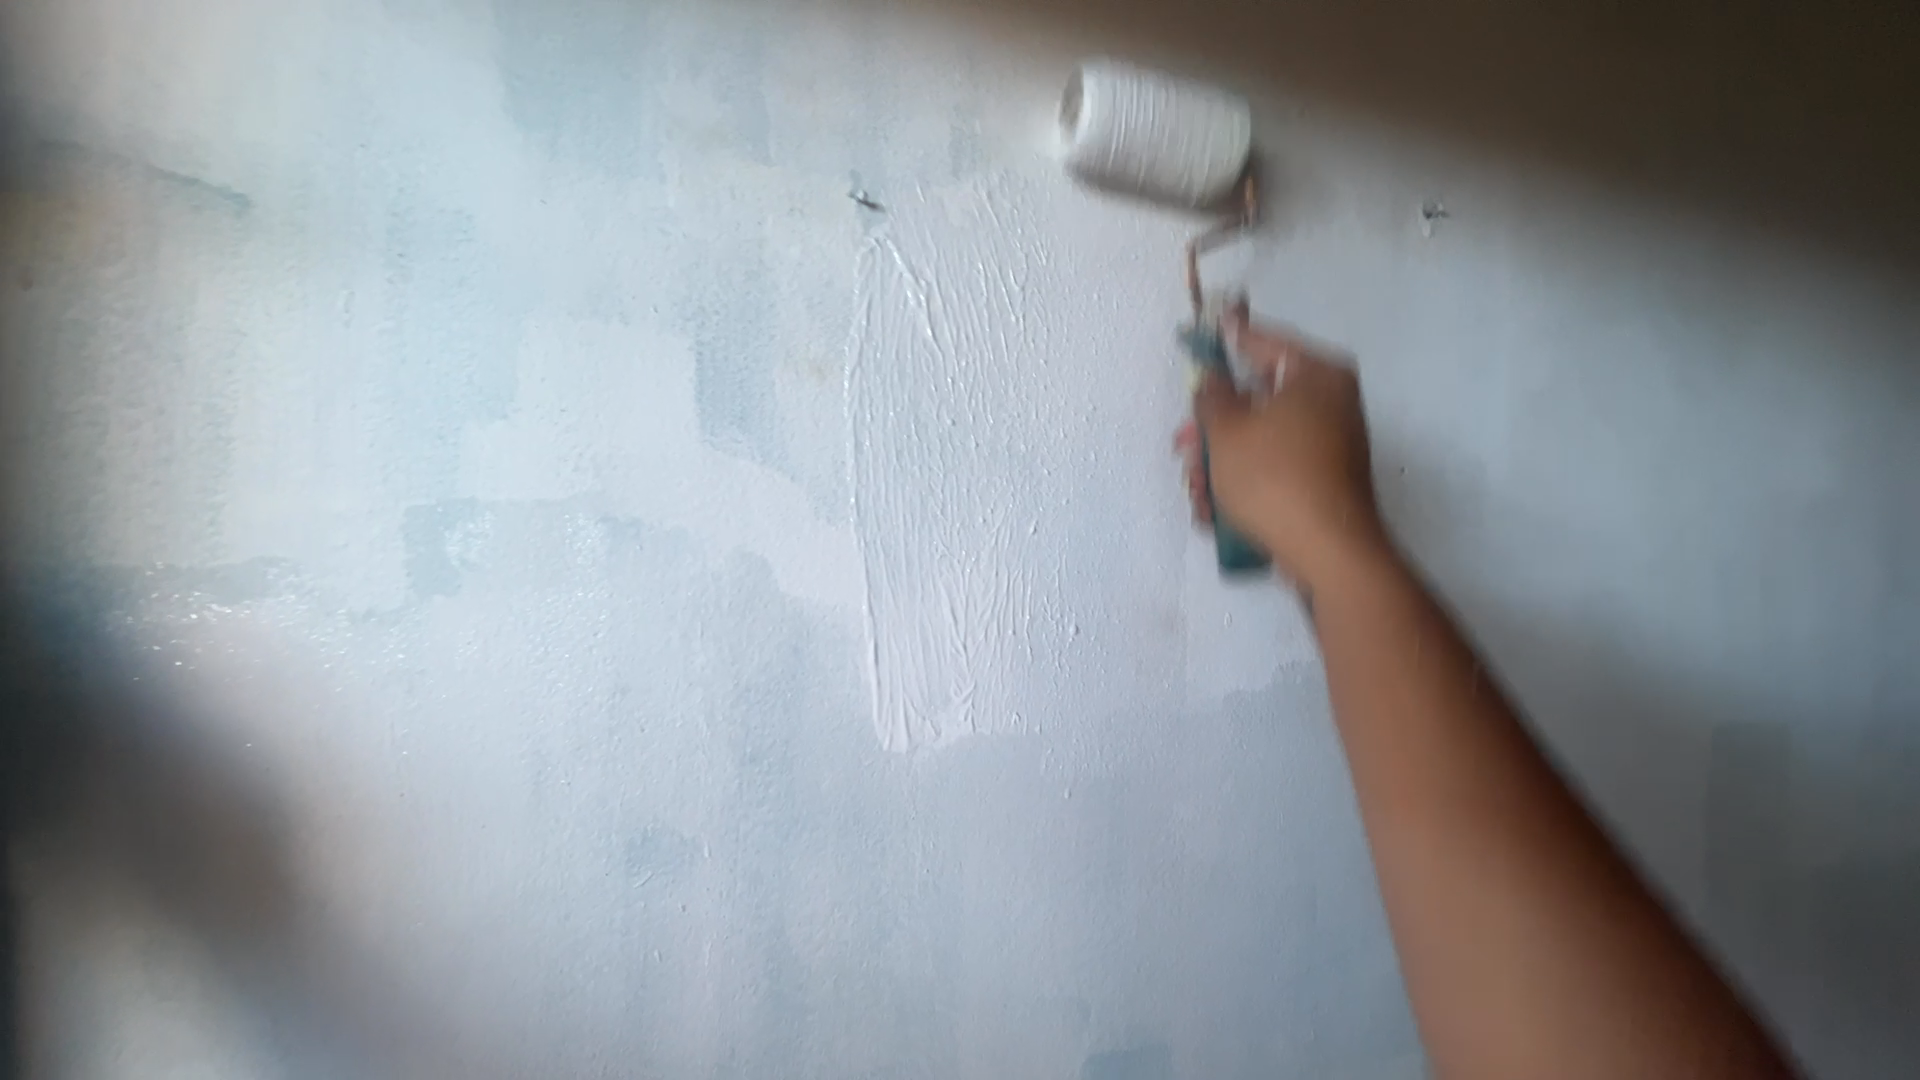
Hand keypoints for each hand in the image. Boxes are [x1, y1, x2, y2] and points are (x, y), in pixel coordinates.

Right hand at [1175, 302, 1387, 590]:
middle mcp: (1328, 403)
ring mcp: (1327, 446)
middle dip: (1210, 432)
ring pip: (1255, 442)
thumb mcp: (1226, 430)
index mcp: (1316, 375)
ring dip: (1217, 467)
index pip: (1262, 343)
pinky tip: (1214, 513)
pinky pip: (1270, 470)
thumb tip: (1212, 379)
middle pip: (1253, 402)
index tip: (1206, 328)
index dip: (1227, 338)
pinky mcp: (1319, 483)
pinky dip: (1240, 486)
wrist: (1325, 550)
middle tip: (1182, 449)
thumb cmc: (1272, 476)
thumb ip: (1212, 396)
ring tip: (1197, 494)